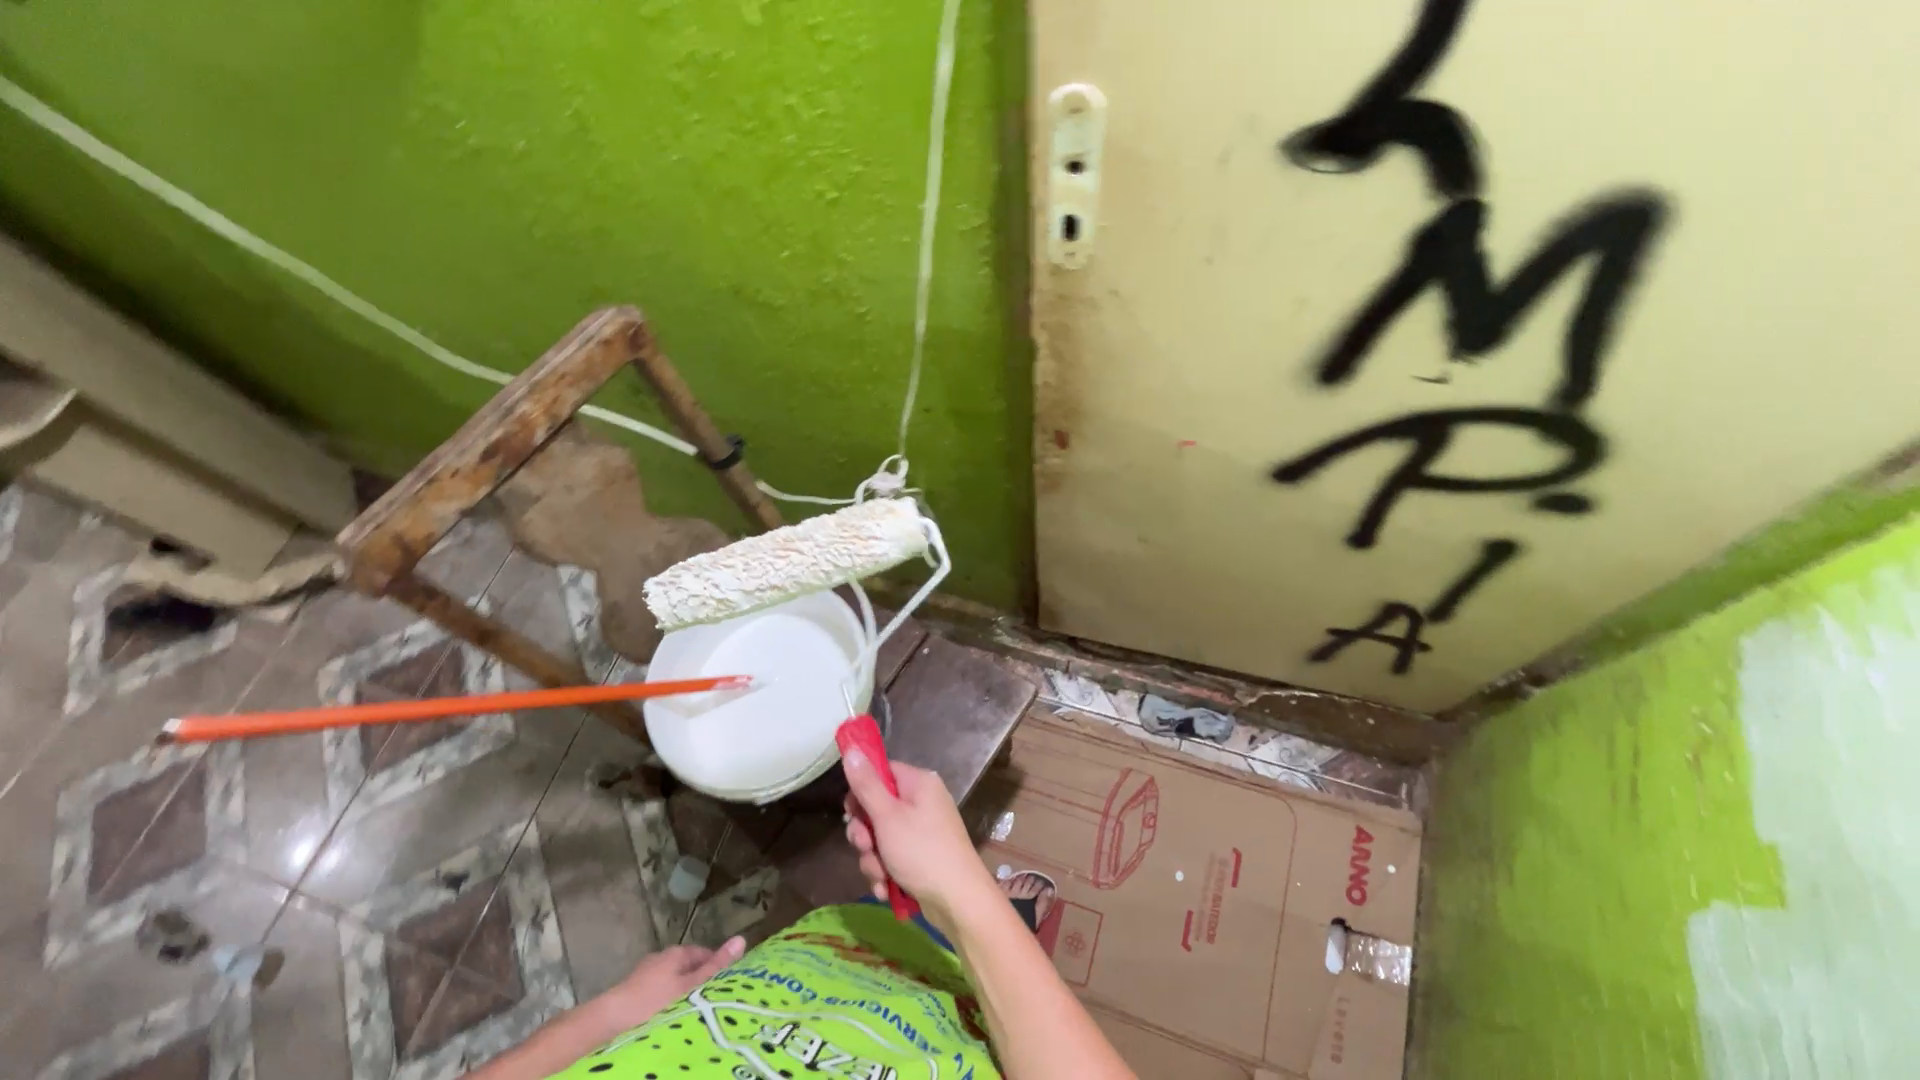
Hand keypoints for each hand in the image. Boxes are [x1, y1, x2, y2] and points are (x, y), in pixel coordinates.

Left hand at [603, 938, 744, 1025]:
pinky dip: (668, 999)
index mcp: (677, 952)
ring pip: (673, 980)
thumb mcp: (690, 985)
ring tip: (693, 1011)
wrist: (611, 1019)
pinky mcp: (635, 989)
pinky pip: (660, 990)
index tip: (727, 986)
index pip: (706, 953)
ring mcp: (645, 973)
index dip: (717, 968)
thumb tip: (742, 938)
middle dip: (700, 981)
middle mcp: (661, 957)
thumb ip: (715, 966)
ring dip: (683, 991)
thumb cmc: (654, 1000)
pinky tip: (670, 1015)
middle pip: (689, 966)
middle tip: (712, 1001)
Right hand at [842, 752, 999, 937]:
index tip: (850, 812)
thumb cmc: (921, 851)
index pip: (881, 772)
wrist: (957, 900)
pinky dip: (886, 873)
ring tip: (881, 876)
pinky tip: (886, 889)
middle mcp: (922, 802)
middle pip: (877, 808)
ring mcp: (923, 831)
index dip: (861, 791)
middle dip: (865, 835)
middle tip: (866, 847)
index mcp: (919, 783)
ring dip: (873, 859)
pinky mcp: (921, 856)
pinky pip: (892, 857)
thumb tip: (851, 749)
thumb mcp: (887, 816)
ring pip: (881, 838)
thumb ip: (866, 784)